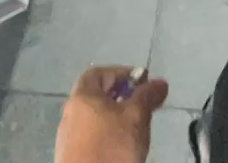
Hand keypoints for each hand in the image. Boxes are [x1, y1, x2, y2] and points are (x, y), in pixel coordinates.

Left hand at [55, 66, 169, 162]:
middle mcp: (70, 115)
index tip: (140, 83)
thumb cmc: (112, 147)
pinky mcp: (70, 158)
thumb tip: (160, 82)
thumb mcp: (137, 116)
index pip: (97, 73)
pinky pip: (91, 137)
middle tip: (142, 105)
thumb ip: (148, 95)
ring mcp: (67, 139)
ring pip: (95, 118)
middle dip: (122, 97)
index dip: (120, 73)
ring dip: (116, 117)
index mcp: (82, 98)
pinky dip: (107, 134)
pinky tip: (121, 147)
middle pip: (97, 96)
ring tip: (135, 128)